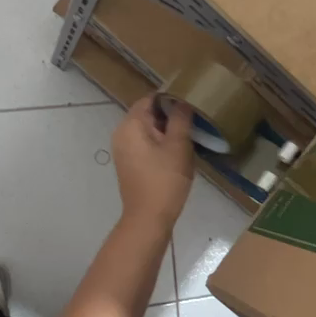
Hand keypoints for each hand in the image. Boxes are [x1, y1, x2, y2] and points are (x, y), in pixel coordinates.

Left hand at [112, 96, 194, 229]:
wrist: (148, 218)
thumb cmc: (165, 180)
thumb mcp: (178, 146)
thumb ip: (180, 119)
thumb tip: (182, 102)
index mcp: (131, 125)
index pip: (150, 99)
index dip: (171, 98)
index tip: (191, 103)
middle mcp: (121, 133)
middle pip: (146, 113)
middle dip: (169, 115)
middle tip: (193, 119)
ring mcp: (122, 149)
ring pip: (146, 129)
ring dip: (165, 130)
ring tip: (188, 135)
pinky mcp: (128, 163)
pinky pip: (143, 143)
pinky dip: (158, 142)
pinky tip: (175, 151)